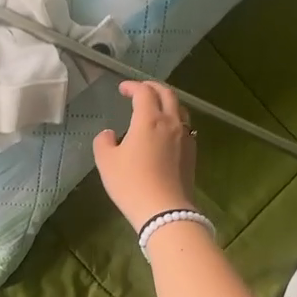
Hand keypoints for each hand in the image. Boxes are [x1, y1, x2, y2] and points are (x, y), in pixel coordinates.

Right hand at [93, 80, 197, 229]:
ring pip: (180, 109)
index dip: (133, 86)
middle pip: (167, 95)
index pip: (143, 93)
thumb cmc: (131, 183)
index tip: (122, 89)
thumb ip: (104, 142)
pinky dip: (175, 120)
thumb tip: (110, 134)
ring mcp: (185, 137)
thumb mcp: (106, 162)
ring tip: (157, 107)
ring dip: (167, 102)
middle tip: (142, 89)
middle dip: (153, 87)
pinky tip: (167, 131)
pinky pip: (185, 127)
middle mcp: (170, 122)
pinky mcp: (192, 152)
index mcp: (149, 120)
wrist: (164, 210)